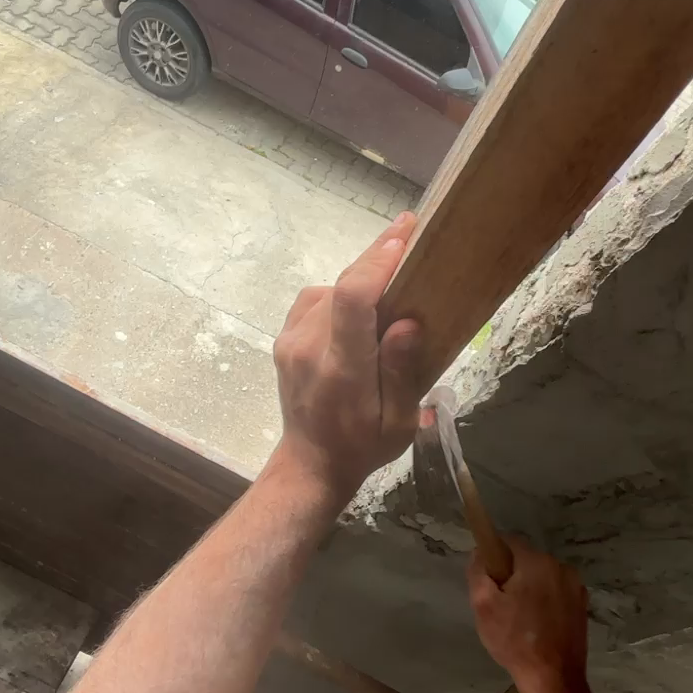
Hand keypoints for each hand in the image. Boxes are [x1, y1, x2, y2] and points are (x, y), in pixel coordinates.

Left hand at [268, 212, 427, 504]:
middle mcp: (308, 347)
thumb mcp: (398, 425)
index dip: (376, 264)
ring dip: (359, 278)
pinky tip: (357, 306)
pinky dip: (338, 293)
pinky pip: (314, 301)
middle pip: (340, 286)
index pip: (351, 301)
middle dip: (375, 255)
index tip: (403, 238)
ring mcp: (290, 341)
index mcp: (341, 370)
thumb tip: (406, 324)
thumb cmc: (363, 447)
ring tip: (390, 275)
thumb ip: (401, 374)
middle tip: (408, 229)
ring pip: (328, 290)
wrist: (310, 463)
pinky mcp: (284, 339)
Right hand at [467, 536, 589, 692]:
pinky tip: (536, 624)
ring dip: (528, 587)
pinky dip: (544, 600)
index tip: (487, 578)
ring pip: (541, 576)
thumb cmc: (514, 639)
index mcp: (537, 562)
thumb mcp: (483, 605)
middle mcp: (561, 567)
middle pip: (526, 559)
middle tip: (499, 603)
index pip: (508, 541)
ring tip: (518, 617)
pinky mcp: (582, 605)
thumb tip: (481, 553)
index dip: (493, 555)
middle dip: (510, 574)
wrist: (553, 678)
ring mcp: (575, 587)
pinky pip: (555, 591)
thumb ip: (478, 571)